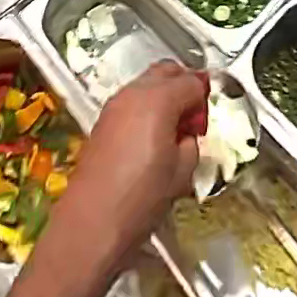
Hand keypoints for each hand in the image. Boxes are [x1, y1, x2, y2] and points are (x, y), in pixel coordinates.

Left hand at [54, 63, 207, 255]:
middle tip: (195, 117)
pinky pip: (132, 100)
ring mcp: (114, 104)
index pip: (193, 81)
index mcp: (159, 98)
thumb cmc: (141, 198)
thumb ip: (192, 141)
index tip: (207, 121)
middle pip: (167, 70)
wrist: (90, 225)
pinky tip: (152, 139)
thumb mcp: (182, 170)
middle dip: (185, 86)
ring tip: (173, 131)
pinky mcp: (102, 120)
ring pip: (147, 83)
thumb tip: (188, 134)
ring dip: (164, 95)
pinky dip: (146, 108)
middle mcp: (134, 92)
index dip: (205, 99)